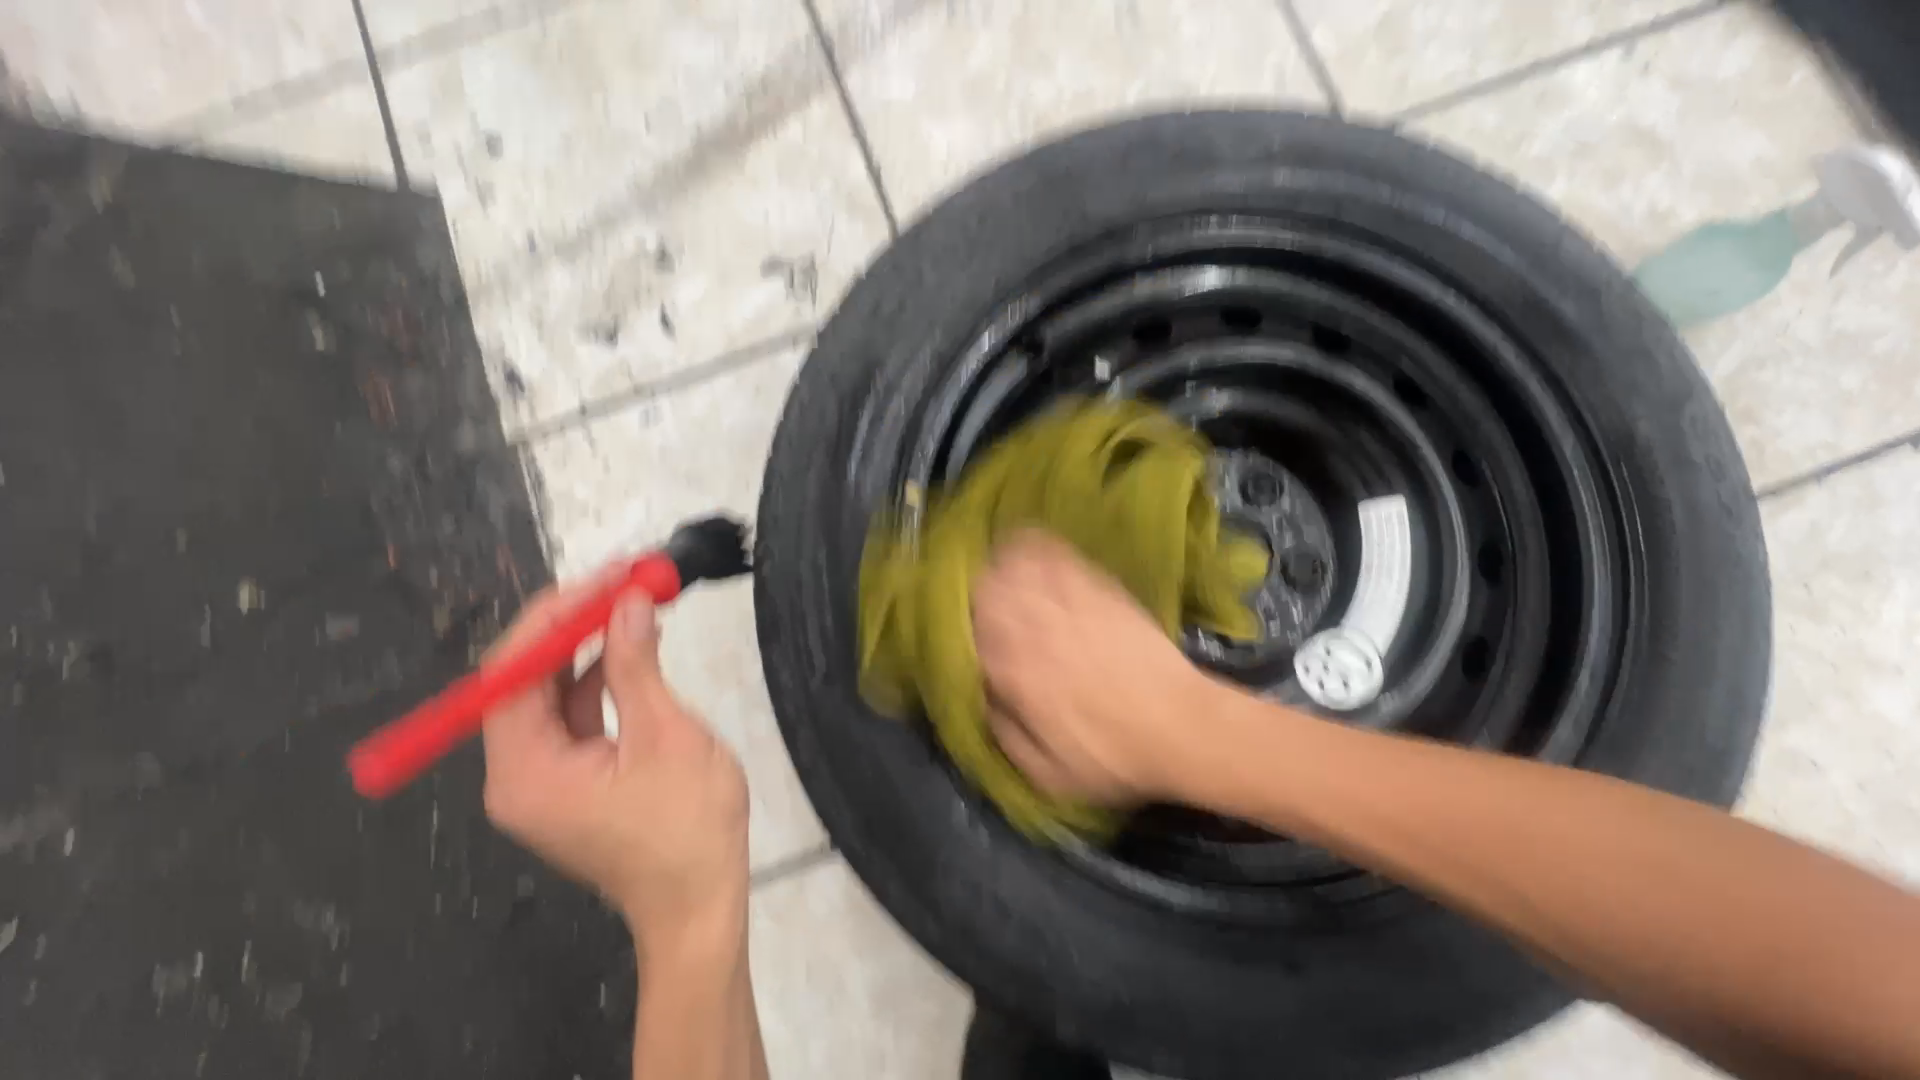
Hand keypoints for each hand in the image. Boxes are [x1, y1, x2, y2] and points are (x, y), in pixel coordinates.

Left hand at [480, 572, 749, 950]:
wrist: (700, 907)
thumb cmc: (686, 827)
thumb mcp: (667, 737)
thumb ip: (636, 666)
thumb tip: (628, 602)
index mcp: (524, 770)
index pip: (512, 673)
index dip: (553, 617)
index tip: (603, 577)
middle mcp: (515, 774)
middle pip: (525, 680)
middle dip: (570, 625)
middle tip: (620, 581)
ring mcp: (540, 780)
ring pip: (550, 694)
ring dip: (587, 647)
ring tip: (630, 601)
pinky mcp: (568, 782)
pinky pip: (571, 717)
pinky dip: (598, 680)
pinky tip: (631, 647)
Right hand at [971, 530, 1222, 805]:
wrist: (1183, 726)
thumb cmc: (1111, 757)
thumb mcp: (1043, 772)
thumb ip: (1000, 730)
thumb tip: (979, 696)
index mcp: (1008, 670)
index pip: (958, 631)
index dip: (951, 629)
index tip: (956, 637)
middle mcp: (1029, 625)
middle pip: (978, 587)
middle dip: (970, 594)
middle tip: (976, 608)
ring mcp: (1064, 599)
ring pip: (1010, 562)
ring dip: (997, 566)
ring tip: (998, 576)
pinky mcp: (1096, 586)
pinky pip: (1052, 552)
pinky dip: (1034, 549)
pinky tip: (1032, 556)